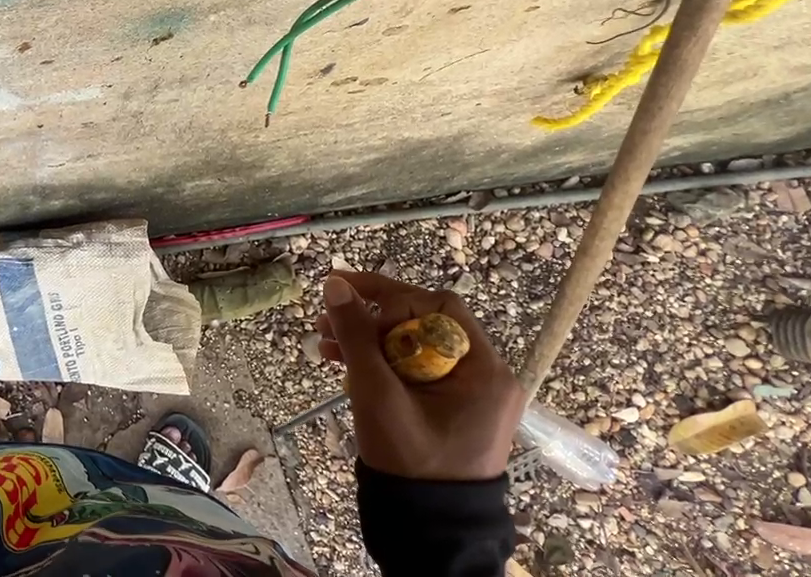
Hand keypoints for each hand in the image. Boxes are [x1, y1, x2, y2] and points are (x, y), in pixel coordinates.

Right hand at [316, 270, 524, 480]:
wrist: (429, 527)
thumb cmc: (409, 458)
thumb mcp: (376, 392)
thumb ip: (356, 334)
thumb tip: (335, 283)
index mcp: (483, 370)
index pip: (438, 307)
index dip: (392, 301)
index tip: (352, 310)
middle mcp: (485, 374)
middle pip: (424, 321)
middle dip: (371, 317)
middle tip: (328, 321)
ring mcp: (469, 392)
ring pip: (413, 342)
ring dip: (368, 337)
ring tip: (325, 342)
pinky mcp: (451, 405)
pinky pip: (414, 365)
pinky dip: (379, 359)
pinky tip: (342, 362)